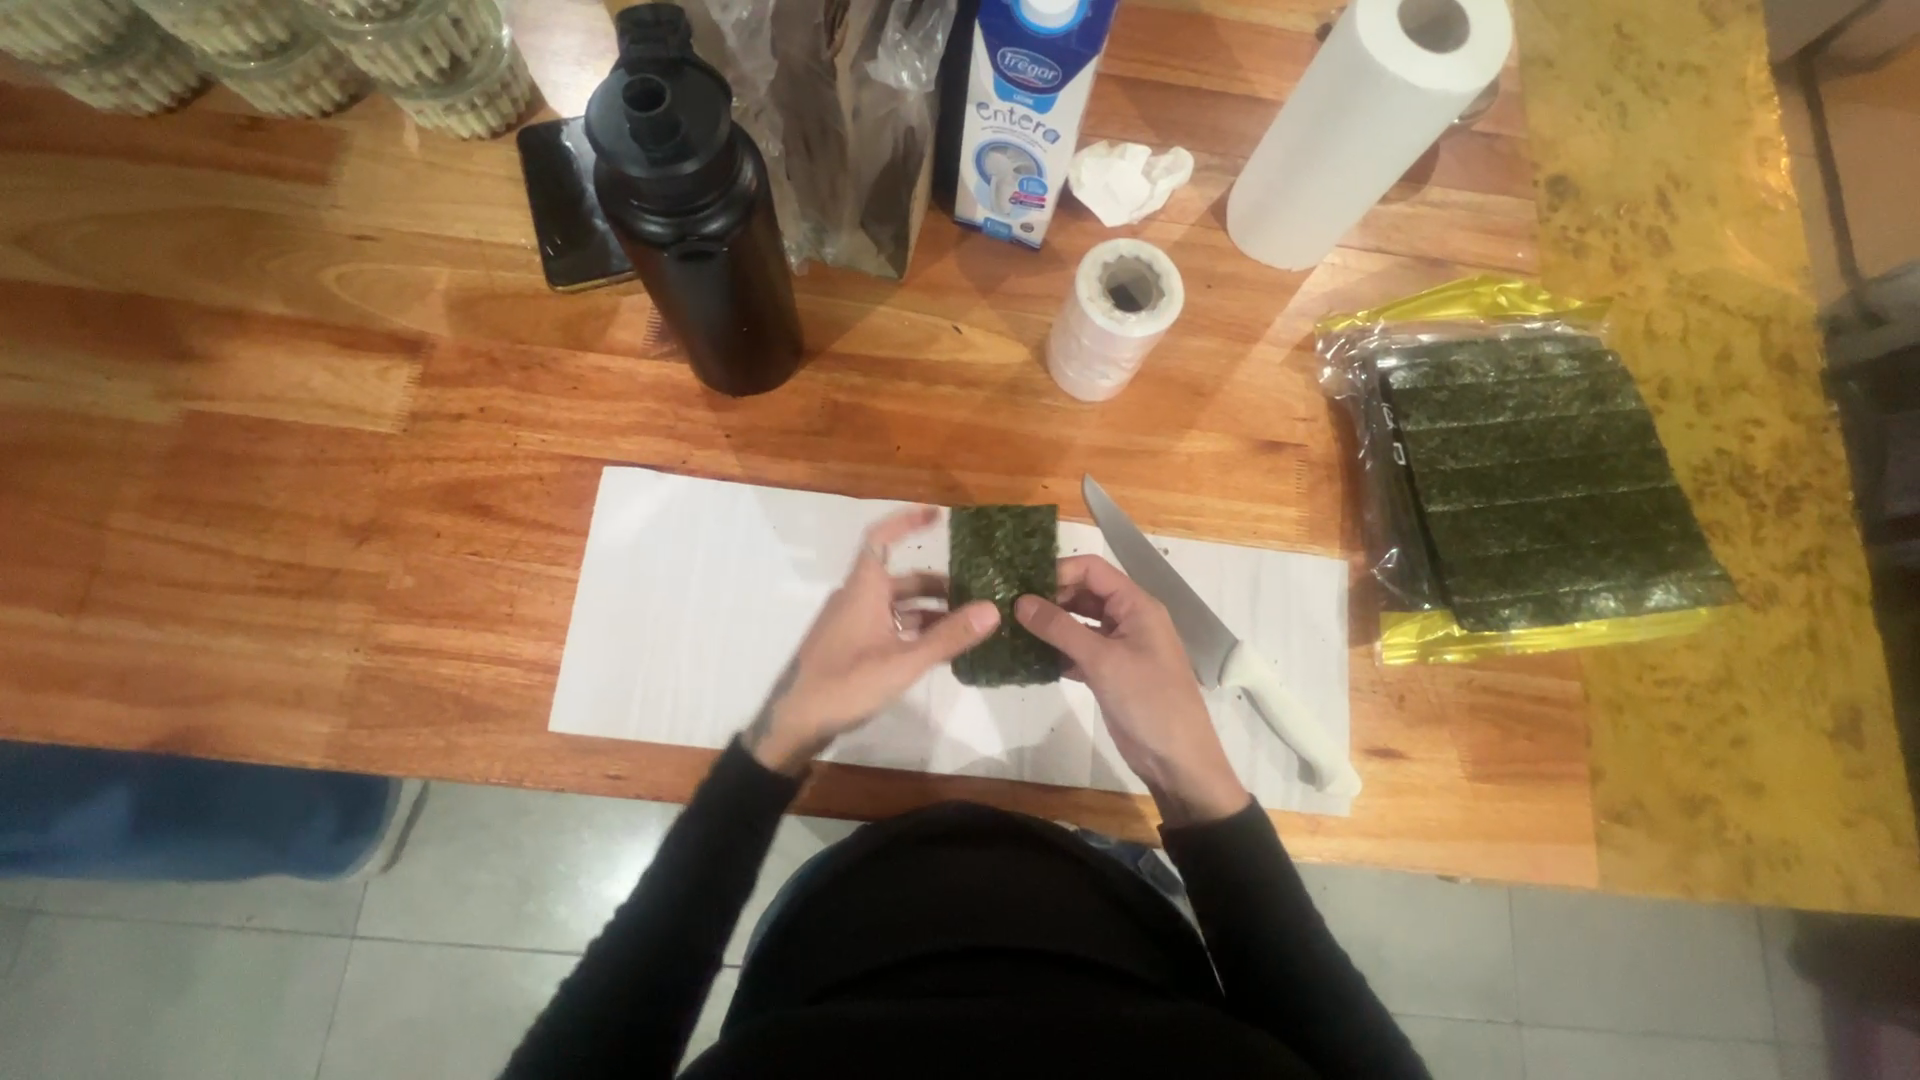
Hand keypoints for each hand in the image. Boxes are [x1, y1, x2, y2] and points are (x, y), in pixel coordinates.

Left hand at [744, 505, 1001, 775]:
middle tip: (973, 594)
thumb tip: (992, 609)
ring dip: (927, 611)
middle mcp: (855, 598)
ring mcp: (849, 623)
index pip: (881, 538)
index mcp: (862, 590)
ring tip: (963, 626)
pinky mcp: (848, 645)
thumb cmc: (845, 685)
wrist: (795, 723)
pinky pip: (885, 625)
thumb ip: (948, 637)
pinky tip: (934, 648)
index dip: (907, 522)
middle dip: (936, 585)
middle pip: (899, 578)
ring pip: (894, 605)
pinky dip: (911, 630)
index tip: (937, 514)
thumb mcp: (903, 663)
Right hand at [1014, 555, 1249, 825]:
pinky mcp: (1109, 673)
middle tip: (1008, 608)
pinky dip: (1056, 652)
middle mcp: (1128, 619)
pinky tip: (1028, 658)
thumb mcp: (1103, 660)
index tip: (1021, 585)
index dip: (1058, 571)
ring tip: (1011, 629)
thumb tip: (1020, 601)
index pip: (1092, 569)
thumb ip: (1061, 628)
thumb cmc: (1148, 700)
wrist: (1177, 759)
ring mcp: (1119, 647)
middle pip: (1083, 593)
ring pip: (1078, 623)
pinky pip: (1078, 651)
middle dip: (1049, 597)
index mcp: (1136, 605)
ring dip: (1050, 626)